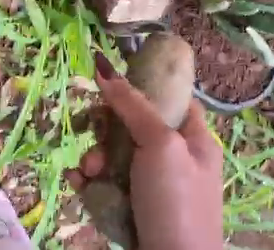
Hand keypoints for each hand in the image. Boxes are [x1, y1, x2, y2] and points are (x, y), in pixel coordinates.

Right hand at [74, 77, 223, 249]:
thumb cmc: (176, 203)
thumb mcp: (160, 144)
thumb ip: (132, 104)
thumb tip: (102, 64)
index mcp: (195, 141)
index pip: (171, 98)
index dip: (142, 86)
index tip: (111, 84)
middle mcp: (176, 160)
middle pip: (132, 123)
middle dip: (105, 127)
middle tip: (92, 132)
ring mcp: (153, 187)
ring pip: (113, 153)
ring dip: (93, 156)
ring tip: (90, 171)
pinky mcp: (133, 208)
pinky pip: (104, 181)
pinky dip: (88, 179)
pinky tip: (79, 182)